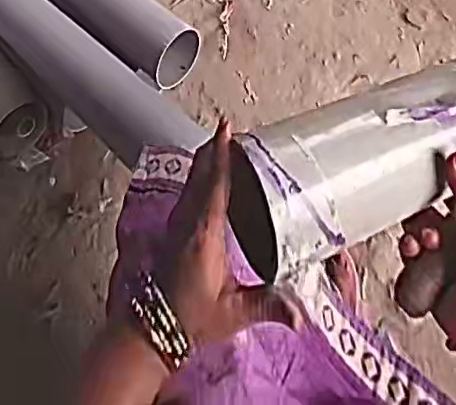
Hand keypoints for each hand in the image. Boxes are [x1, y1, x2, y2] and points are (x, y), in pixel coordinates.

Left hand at [158, 119, 298, 344]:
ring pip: (193, 177)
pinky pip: (189, 188)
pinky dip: (200, 172)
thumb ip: (268, 308)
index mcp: (205, 233)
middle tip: (230, 128)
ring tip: (222, 142)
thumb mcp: (233, 314)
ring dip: (207, 158)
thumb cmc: (191, 319)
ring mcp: (178, 220)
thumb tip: (301, 315)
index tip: (226, 128)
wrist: (154, 327)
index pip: (215, 183)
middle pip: (201, 171)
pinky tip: (209, 173)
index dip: (221, 153)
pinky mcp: (175, 226)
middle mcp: (188, 219)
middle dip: (215, 147)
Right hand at [393, 153, 455, 346]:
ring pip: (408, 240)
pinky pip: (403, 267)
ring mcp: (433, 262)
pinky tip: (416, 262)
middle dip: (416, 218)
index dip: (428, 191)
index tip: (418, 182)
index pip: (439, 197)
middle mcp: (448, 241)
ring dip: (411, 241)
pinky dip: (407, 265)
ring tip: (423, 248)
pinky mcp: (422, 282)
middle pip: (416, 216)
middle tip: (428, 226)